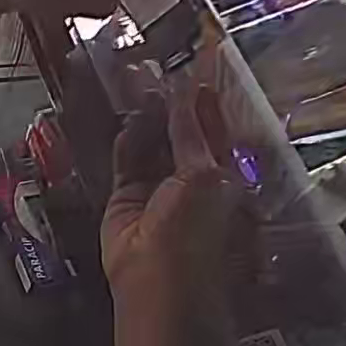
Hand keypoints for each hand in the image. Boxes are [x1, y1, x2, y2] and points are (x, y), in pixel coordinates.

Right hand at [101, 65, 233, 312]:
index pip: (212, 131)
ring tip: (135, 83)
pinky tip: (126, 119)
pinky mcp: (125, 197)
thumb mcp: (202, 172)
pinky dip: (126, 142)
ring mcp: (155, 188)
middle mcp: (188, 179)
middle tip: (155, 71)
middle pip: (178, 134)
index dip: (203, 104)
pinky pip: (126, 162)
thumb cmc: (194, 227)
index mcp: (220, 176)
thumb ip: (190, 133)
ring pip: (150, 145)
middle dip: (170, 106)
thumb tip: (184, 95)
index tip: (193, 72)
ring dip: (145, 119)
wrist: (155, 274)